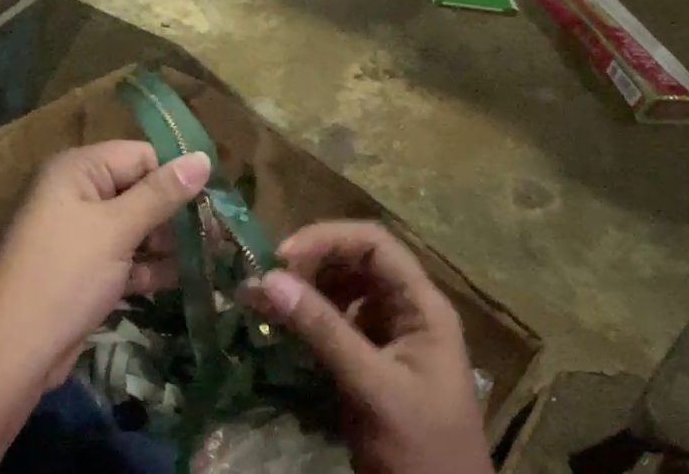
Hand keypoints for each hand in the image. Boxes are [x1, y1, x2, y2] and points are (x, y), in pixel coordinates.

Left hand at [0, 142, 210, 387]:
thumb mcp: (117, 230)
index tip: (215, 203)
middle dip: (176, 215)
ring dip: (169, 245)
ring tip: (212, 261)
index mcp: (77, 169)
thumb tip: (204, 157)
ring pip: (135, 228)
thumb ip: (161, 194)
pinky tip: (186, 282)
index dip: (176, 176)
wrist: (13, 351)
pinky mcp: (83, 270)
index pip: (140, 156)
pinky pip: (124, 257)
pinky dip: (149, 268)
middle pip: (140, 191)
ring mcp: (79, 233)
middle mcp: (76, 193)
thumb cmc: (65, 275)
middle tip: (218, 239)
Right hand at [243, 221, 492, 473]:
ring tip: (266, 301)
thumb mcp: (371, 387)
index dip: (328, 239)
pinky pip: (333, 323)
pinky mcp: (369, 362)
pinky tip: (280, 328)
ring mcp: (388, 336)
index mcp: (422, 306)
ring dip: (303, 289)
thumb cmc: (420, 449)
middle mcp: (406, 311)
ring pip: (340, 290)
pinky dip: (305, 319)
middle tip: (267, 281)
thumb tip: (268, 277)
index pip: (374, 245)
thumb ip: (323, 330)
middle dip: (309, 263)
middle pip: (354, 261)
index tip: (282, 256)